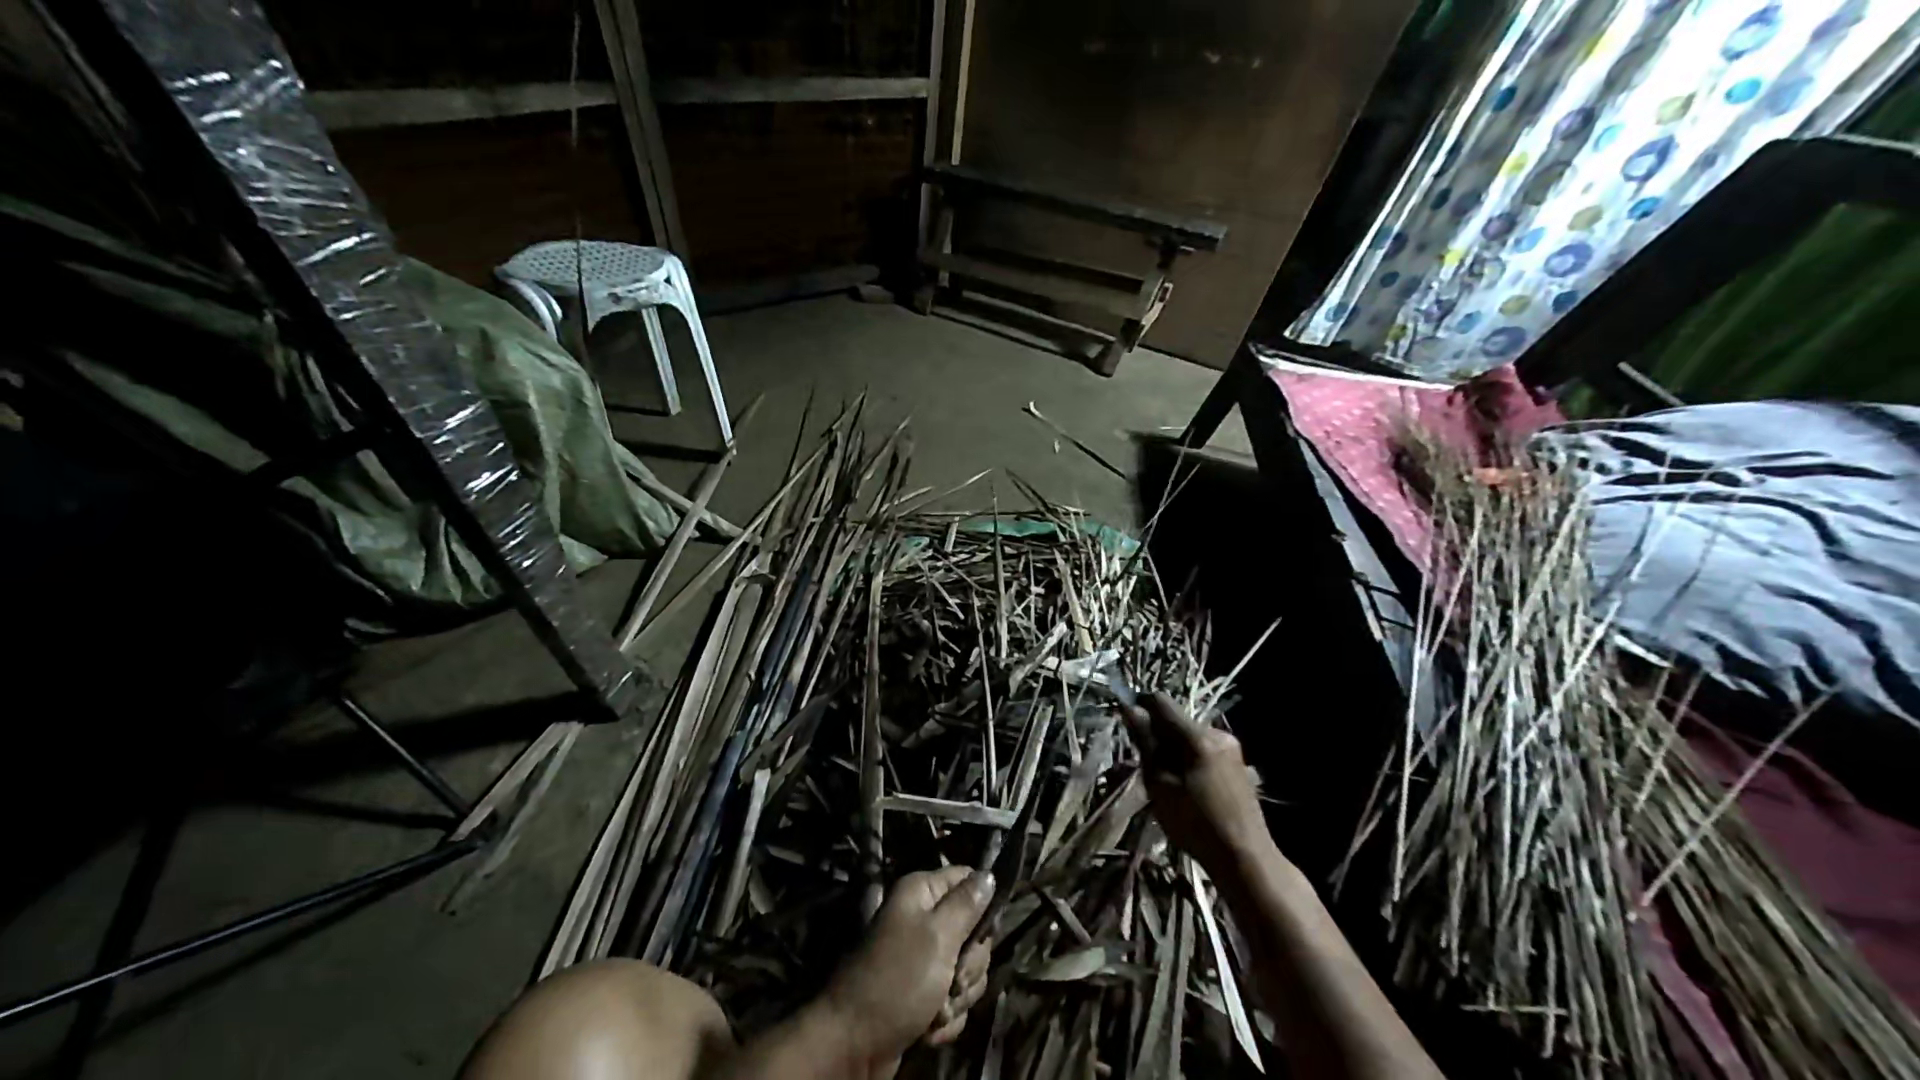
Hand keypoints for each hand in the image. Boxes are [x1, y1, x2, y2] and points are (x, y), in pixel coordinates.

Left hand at [822, 866, 995, 1075]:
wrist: (854, 1045)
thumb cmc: (897, 980)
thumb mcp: (938, 936)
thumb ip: (967, 904)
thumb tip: (989, 875)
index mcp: (922, 893)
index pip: (969, 880)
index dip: (983, 906)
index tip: (981, 933)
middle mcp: (924, 919)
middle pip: (975, 931)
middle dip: (970, 964)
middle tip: (953, 978)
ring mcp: (924, 959)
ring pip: (968, 970)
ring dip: (958, 996)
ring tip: (936, 1009)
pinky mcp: (925, 994)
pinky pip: (955, 999)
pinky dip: (946, 1017)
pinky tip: (929, 1028)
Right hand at [1123, 691, 1270, 874]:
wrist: (1245, 857)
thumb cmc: (1195, 823)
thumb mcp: (1159, 784)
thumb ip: (1146, 742)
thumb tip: (1130, 707)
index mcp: (1197, 736)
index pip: (1161, 702)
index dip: (1140, 706)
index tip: (1127, 726)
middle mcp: (1217, 733)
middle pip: (1176, 720)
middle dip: (1157, 735)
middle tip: (1147, 768)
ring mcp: (1231, 748)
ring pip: (1190, 736)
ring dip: (1173, 749)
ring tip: (1167, 783)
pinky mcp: (1238, 764)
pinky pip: (1204, 749)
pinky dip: (1189, 759)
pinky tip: (1189, 788)